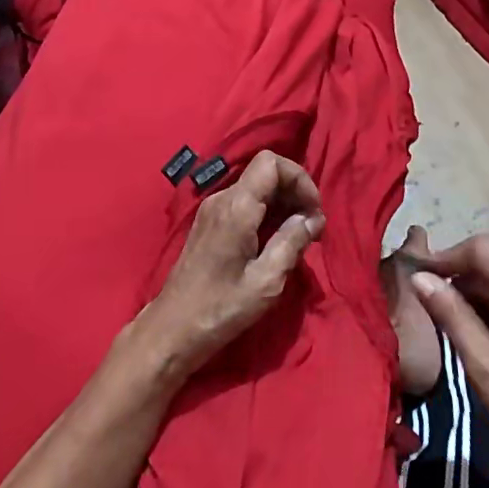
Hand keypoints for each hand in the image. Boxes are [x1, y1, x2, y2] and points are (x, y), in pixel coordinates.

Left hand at [134, 150, 326, 378]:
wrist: (175, 325)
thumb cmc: (222, 308)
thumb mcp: (266, 281)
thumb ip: (291, 243)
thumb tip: (313, 219)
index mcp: (236, 207)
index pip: (270, 162)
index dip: (299, 178)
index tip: (313, 212)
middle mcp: (221, 199)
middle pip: (264, 173)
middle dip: (294, 193)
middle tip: (312, 230)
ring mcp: (212, 210)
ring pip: (255, 189)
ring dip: (282, 205)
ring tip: (299, 239)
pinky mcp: (209, 223)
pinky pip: (244, 205)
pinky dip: (266, 215)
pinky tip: (276, 242)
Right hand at [407, 236, 488, 487]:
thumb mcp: (485, 367)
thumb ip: (452, 316)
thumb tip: (419, 276)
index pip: (482, 250)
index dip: (445, 256)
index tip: (418, 277)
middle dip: (457, 274)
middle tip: (428, 300)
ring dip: (474, 292)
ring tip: (447, 320)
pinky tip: (478, 333)